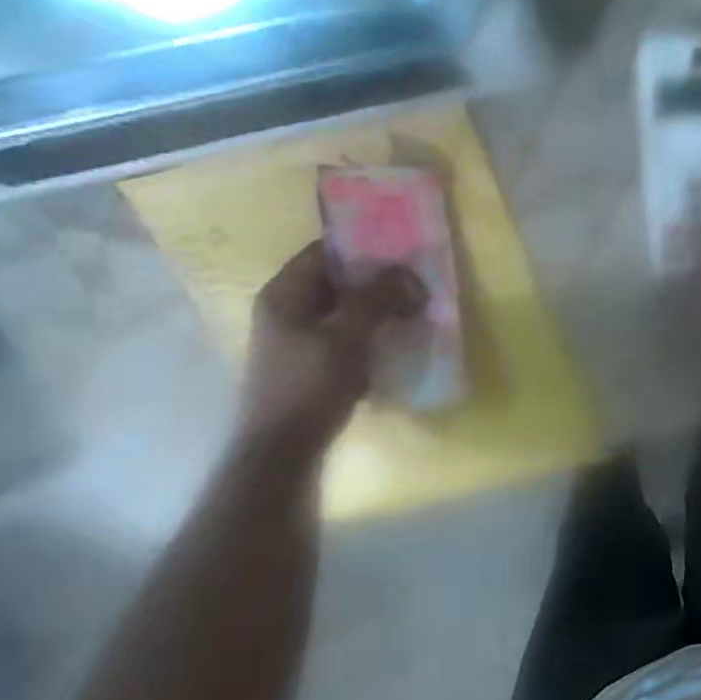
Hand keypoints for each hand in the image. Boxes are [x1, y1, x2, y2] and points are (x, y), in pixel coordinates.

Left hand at [240, 241, 425, 452]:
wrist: (283, 450)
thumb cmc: (310, 386)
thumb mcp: (346, 336)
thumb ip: (376, 299)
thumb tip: (408, 273)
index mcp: (284, 293)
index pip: (325, 252)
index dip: (364, 249)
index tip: (404, 255)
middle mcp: (287, 310)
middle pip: (338, 282)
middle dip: (378, 282)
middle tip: (417, 287)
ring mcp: (298, 339)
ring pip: (345, 311)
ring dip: (379, 310)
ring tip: (414, 312)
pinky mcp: (312, 365)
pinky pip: (346, 337)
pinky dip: (371, 334)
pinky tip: (397, 342)